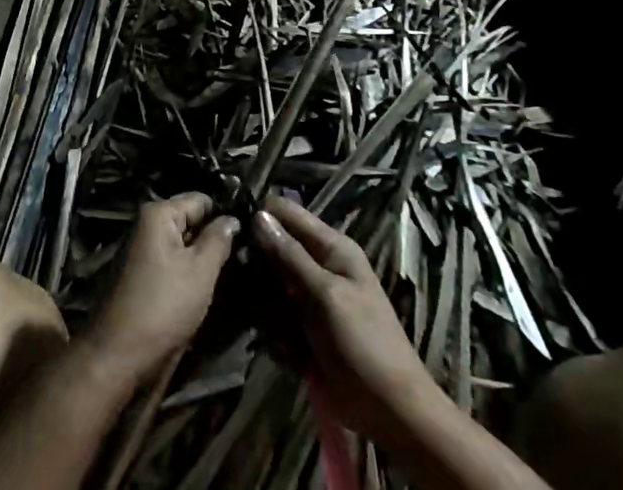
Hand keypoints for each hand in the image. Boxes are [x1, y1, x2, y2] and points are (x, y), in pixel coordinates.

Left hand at [83, 192, 239, 380]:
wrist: (116, 355)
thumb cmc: (163, 306)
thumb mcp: (201, 271)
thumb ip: (220, 239)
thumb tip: (233, 219)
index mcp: (158, 214)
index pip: (202, 200)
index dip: (226, 216)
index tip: (250, 236)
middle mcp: (145, 225)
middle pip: (191, 221)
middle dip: (215, 239)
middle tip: (245, 259)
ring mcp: (140, 250)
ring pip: (182, 245)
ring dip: (203, 258)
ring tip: (230, 275)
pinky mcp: (138, 274)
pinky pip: (171, 262)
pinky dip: (187, 272)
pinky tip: (204, 289)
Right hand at [252, 196, 444, 446]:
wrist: (389, 409)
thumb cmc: (363, 343)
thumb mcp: (326, 295)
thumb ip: (290, 255)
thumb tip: (259, 215)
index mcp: (332, 248)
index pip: (287, 213)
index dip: (260, 216)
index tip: (233, 230)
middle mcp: (319, 267)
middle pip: (272, 252)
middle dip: (260, 276)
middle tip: (259, 296)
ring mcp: (309, 301)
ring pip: (268, 290)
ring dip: (271, 314)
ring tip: (285, 336)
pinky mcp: (302, 330)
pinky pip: (274, 321)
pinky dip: (278, 338)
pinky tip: (292, 356)